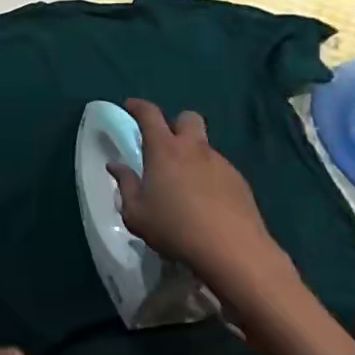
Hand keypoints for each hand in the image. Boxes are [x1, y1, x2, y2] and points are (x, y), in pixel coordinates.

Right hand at [107, 99, 283, 288]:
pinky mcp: (238, 180)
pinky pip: (218, 168)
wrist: (231, 249)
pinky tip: (205, 202)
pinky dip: (208, 175)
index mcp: (164, 149)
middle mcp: (193, 148)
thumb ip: (126, 186)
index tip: (130, 106)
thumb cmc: (174, 228)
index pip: (150, 114)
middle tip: (164, 145)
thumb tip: (116, 166)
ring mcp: (220, 162)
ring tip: (184, 184)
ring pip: (204, 145)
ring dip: (192, 154)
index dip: (138, 106)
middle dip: (175, 123)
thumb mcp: (136, 214)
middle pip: (187, 118)